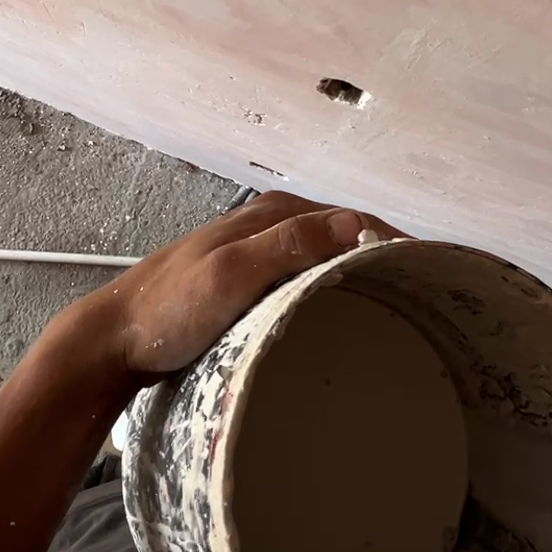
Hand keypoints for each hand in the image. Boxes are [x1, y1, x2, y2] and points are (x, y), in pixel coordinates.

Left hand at [78, 191, 404, 376]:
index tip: (436, 273)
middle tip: (428, 297)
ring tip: (400, 307)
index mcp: (275, 214)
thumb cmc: (170, 307)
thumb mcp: (230, 274)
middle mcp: (273, 224)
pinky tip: (345, 314)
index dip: (396, 241)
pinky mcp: (253, 280)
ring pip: (328, 256)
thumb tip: (357, 222)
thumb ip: (288, 245)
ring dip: (362, 272)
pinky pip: (308, 276)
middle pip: (345, 235)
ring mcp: (262, 251)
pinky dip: (335, 287)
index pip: (352, 219)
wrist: (115, 337)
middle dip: (386, 256)